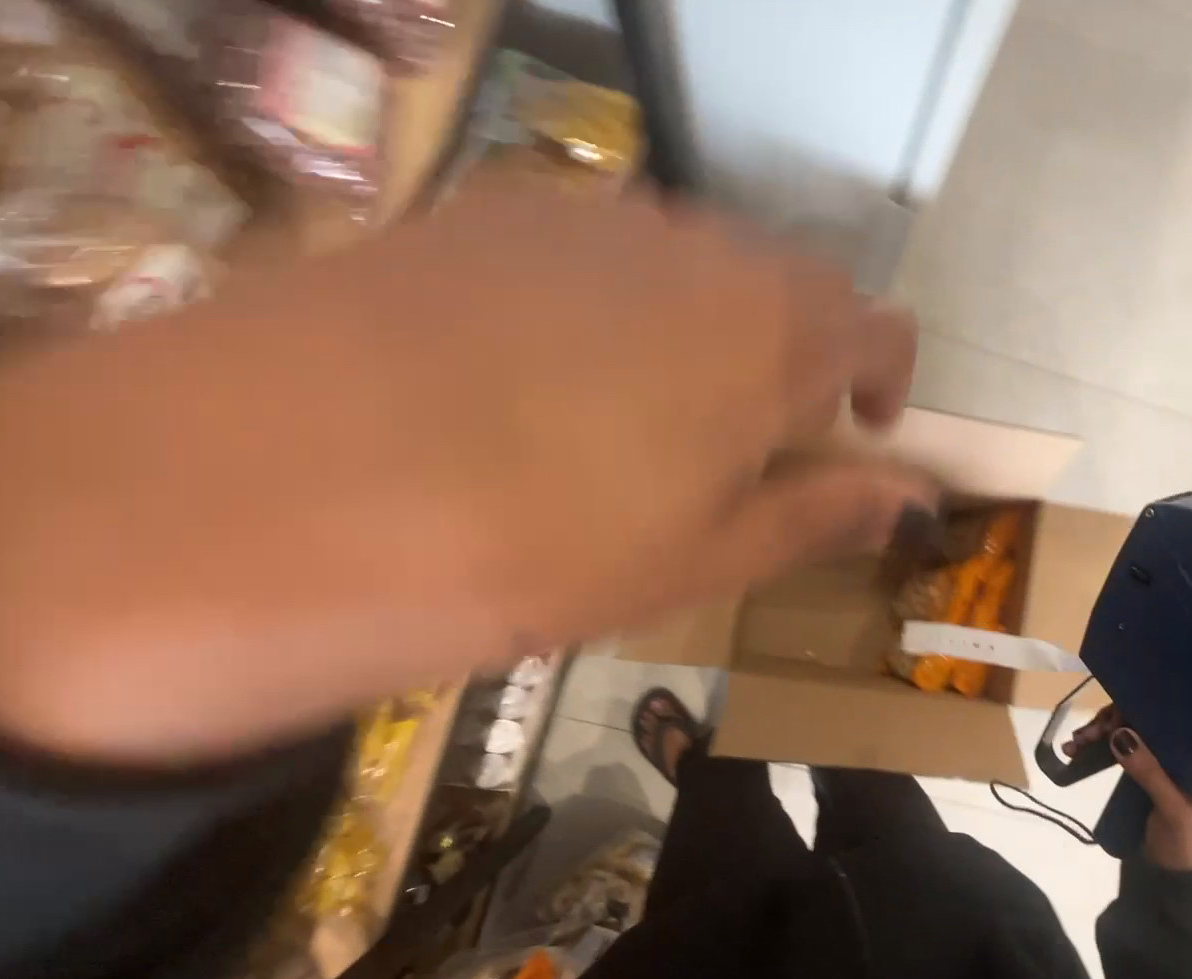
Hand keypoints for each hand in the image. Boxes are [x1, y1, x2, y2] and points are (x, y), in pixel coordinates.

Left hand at [0, 181, 937, 763]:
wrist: (274, 489)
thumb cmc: (536, 552)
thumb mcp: (702, 557)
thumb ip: (824, 512)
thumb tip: (917, 500)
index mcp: (770, 337)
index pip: (879, 324)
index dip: (885, 376)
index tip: (858, 428)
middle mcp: (701, 251)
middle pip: (794, 283)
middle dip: (803, 351)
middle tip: (756, 433)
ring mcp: (595, 217)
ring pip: (702, 260)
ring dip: (715, 323)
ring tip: (651, 406)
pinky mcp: (496, 208)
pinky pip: (607, 244)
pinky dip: (627, 297)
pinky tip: (554, 365)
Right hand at [1066, 707, 1191, 870]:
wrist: (1171, 878)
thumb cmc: (1182, 842)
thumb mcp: (1171, 808)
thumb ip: (1150, 772)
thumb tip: (1120, 734)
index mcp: (1191, 757)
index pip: (1162, 721)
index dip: (1134, 713)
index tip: (1109, 721)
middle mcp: (1173, 754)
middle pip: (1138, 725)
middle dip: (1108, 725)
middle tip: (1082, 737)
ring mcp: (1153, 764)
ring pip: (1123, 737)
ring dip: (1097, 735)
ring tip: (1073, 745)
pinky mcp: (1137, 777)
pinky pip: (1115, 754)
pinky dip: (1095, 750)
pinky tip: (1076, 751)